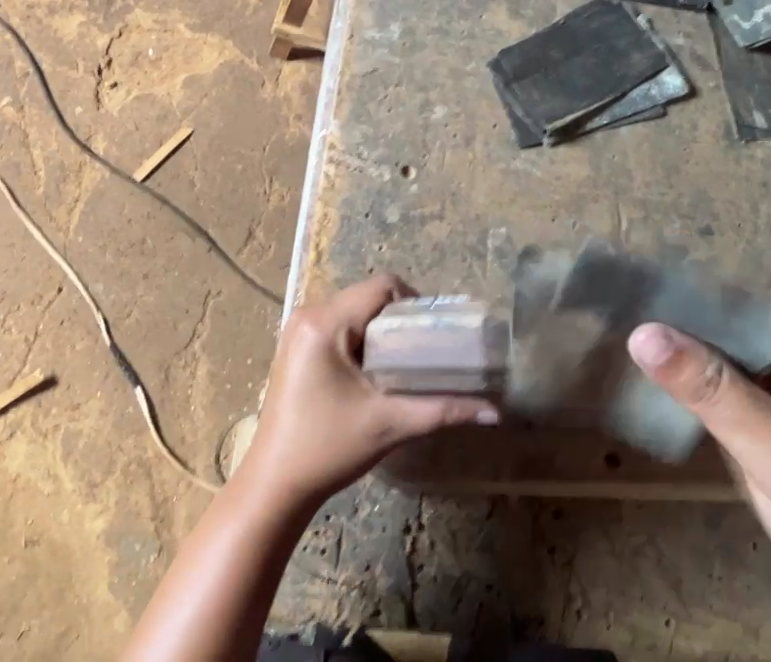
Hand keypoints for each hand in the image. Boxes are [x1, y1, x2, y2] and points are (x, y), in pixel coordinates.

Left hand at [236, 274, 498, 506]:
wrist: (275, 484)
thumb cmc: (328, 449)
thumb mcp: (390, 424)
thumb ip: (444, 410)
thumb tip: (495, 411)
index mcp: (325, 323)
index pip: (381, 286)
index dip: (416, 303)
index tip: (437, 334)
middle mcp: (308, 315)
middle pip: (368, 296)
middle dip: (402, 319)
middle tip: (428, 351)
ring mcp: (298, 331)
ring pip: (354, 310)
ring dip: (382, 330)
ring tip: (408, 363)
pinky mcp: (296, 348)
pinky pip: (339, 326)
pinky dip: (363, 339)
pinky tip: (379, 371)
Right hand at [625, 316, 770, 636]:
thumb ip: (716, 395)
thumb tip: (643, 332)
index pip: (735, 306)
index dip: (672, 311)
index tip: (608, 314)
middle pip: (736, 319)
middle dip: (680, 336)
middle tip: (615, 349)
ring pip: (739, 342)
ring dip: (694, 359)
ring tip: (631, 362)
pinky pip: (755, 365)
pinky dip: (718, 379)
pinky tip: (680, 389)